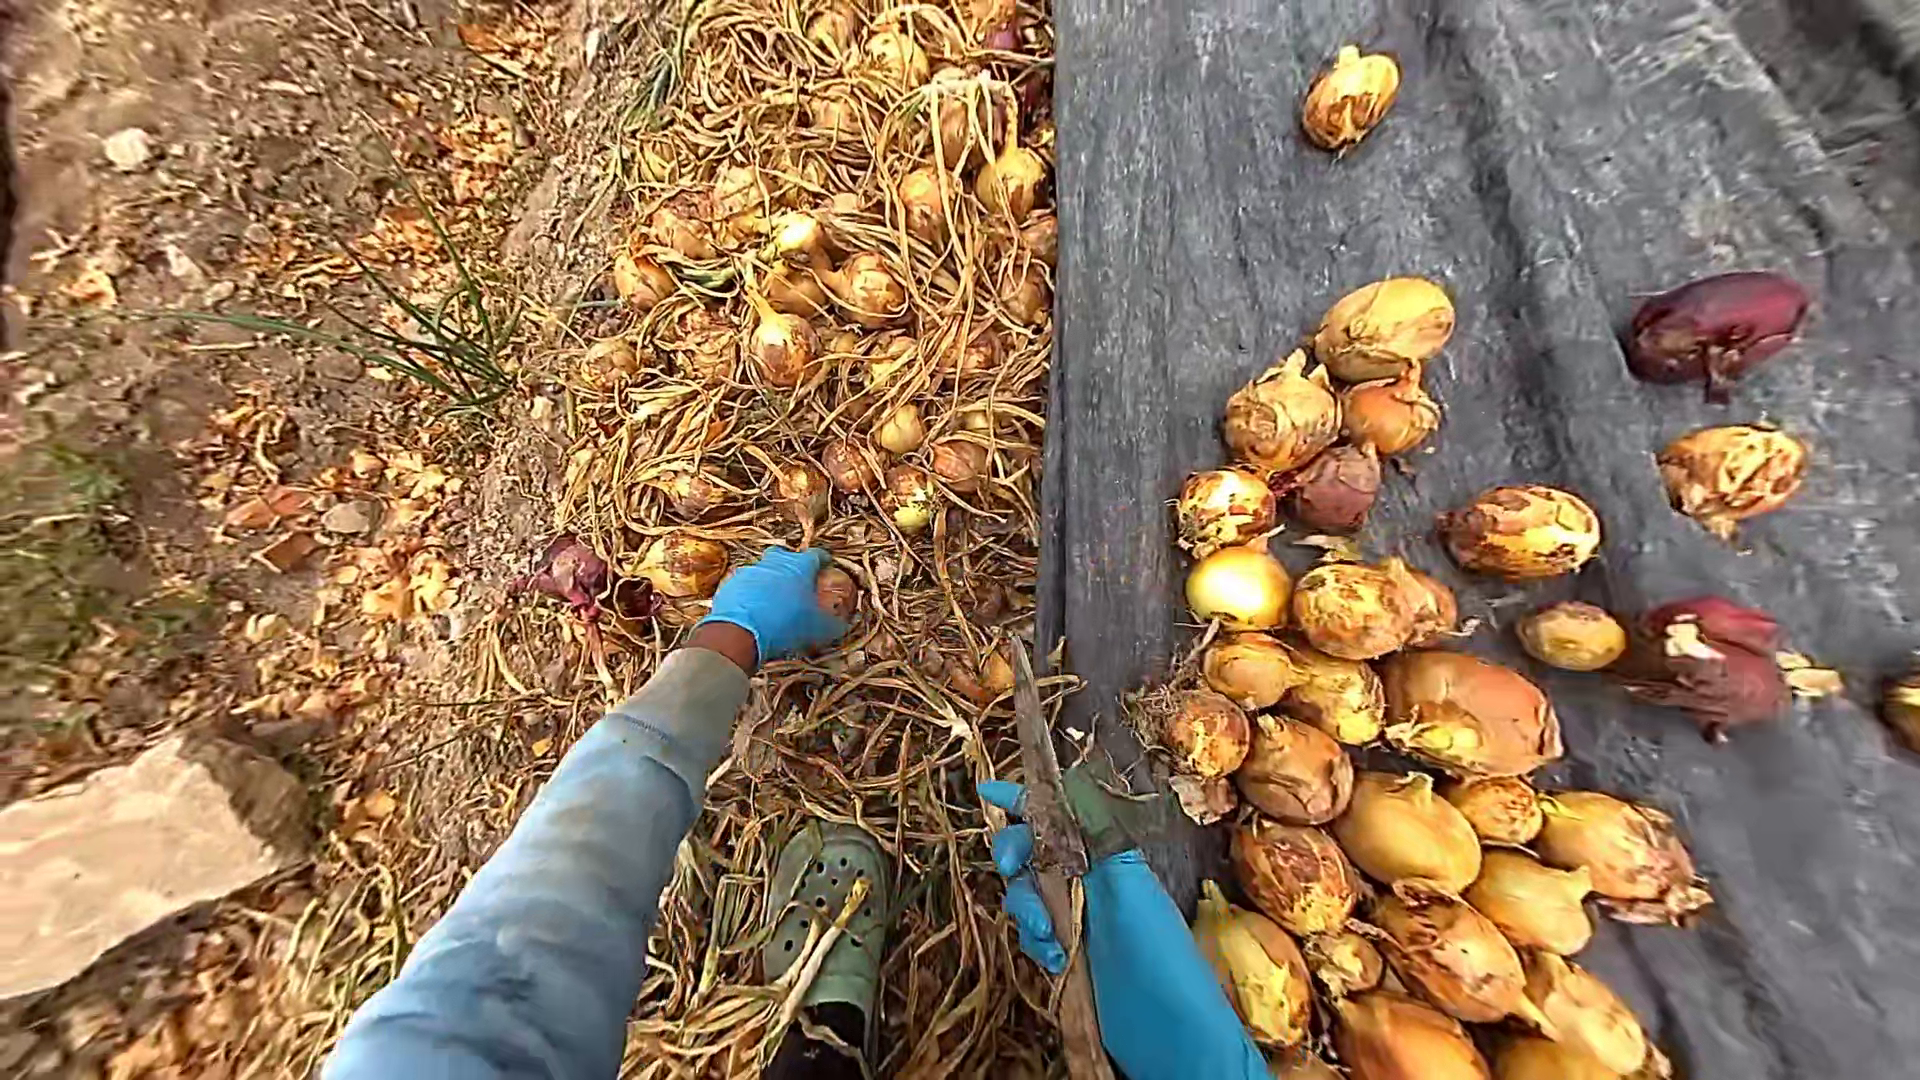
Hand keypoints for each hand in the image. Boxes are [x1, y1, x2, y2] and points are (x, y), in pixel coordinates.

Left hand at [697, 547, 846, 666]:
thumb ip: (832, 622)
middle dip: (793, 566)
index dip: (823, 561)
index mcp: (800, 565)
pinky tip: (756, 610)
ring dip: (771, 581)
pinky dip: (752, 593)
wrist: (741, 632)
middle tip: (799, 582)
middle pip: (787, 556)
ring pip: (765, 570)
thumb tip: (841, 625)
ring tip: (776, 601)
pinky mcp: (732, 583)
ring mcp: (751, 570)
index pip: (817, 555)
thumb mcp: (817, 628)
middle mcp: (776, 561)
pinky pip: (746, 584)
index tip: (826, 566)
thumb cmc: (784, 624)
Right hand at [979, 778, 1268, 1079]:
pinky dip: (1034, 940)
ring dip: (1026, 906)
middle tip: (1011, 866)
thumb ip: (1094, 830)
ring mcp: (1073, 914)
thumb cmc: (1155, 947)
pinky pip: (1031, 932)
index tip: (988, 791)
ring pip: (1025, 891)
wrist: (1171, 1034)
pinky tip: (1054, 958)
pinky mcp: (1065, 949)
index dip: (1021, 798)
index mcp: (1101, 852)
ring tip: (1048, 934)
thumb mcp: (1126, 880)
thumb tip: (1071, 777)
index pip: (1055, 812)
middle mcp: (1084, 876)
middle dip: (1013, 853)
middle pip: (1029, 848)